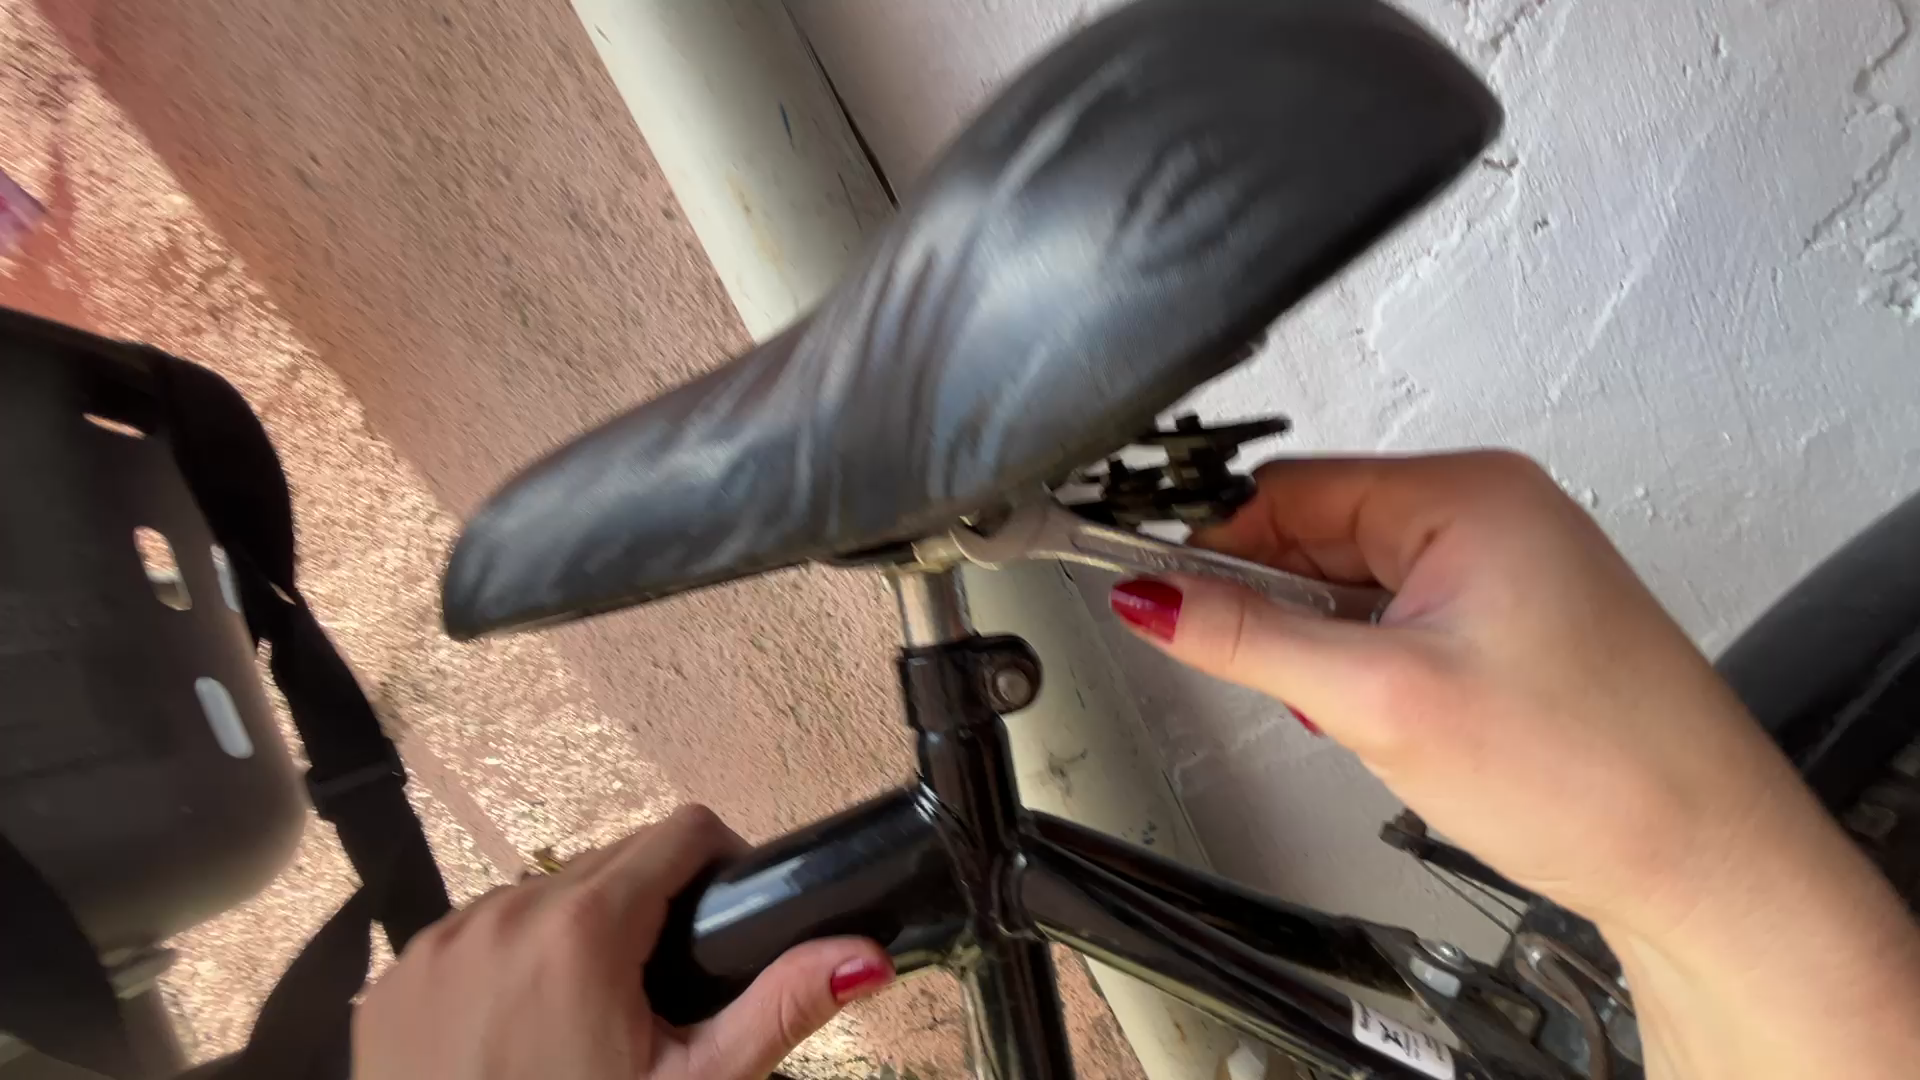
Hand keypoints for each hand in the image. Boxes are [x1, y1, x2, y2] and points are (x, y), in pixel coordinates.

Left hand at [354, 805, 893, 1079]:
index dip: (724, 858)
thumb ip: (781, 1009)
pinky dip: (527, 945)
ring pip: (556, 885)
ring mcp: (442, 938)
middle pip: (621, 857)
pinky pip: (492, 921)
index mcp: (584, 925)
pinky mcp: (396, 972)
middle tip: (667, 984)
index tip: (729, 917)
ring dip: (593, 919)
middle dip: (658, 899)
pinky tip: (528, 1015)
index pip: (685, 829)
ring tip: (601, 1002)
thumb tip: (869, 954)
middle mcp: (507, 907)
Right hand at [1108, 451, 1919, 1077]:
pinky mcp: (1479, 612)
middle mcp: (1476, 515)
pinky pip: (1369, 609)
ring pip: (1332, 576)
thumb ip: (1244, 636)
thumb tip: (1152, 596)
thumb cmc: (1594, 773)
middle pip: (1306, 530)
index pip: (1286, 488)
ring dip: (1307, 634)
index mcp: (1464, 495)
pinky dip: (1342, 652)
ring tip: (1335, 696)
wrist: (1707, 875)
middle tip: (1263, 664)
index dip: (1215, 539)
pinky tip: (1363, 699)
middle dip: (1268, 599)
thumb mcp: (1375, 696)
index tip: (1163, 586)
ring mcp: (1480, 565)